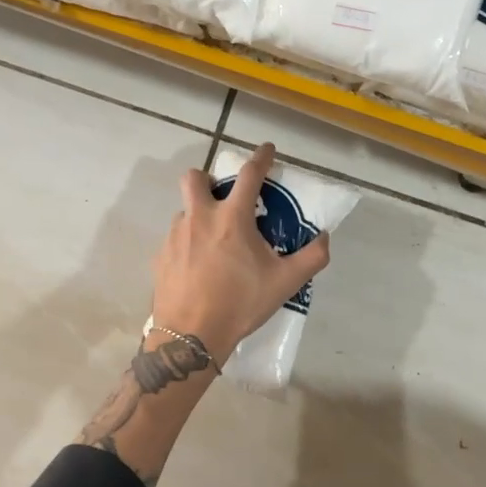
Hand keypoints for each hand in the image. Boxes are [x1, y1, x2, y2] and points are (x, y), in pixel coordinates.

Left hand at [151, 143, 330, 355]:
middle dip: (208, 179)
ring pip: (185, 211)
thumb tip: (325, 237)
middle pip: (194, 178)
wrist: (191, 337)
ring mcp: (175, 236)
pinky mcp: (160, 257)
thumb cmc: (240, 304)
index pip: (249, 174)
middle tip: (222, 198)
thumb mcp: (286, 282)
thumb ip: (312, 257)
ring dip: (199, 216)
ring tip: (214, 243)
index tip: (267, 149)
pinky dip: (188, 243)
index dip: (261, 157)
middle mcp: (200, 218)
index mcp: (232, 218)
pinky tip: (198, 267)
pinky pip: (175, 239)